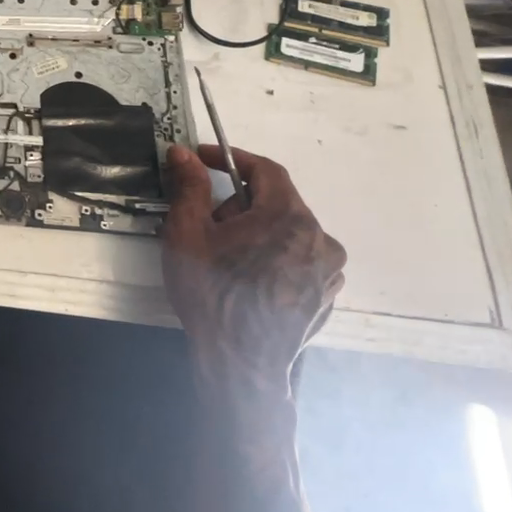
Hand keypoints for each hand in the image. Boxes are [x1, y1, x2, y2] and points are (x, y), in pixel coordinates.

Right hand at [161, 144, 346, 389]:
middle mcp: (320, 239)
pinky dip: (272, 254)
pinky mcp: (326, 293)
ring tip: (223, 253)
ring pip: (288, 231)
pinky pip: (298, 258)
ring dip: (256, 229)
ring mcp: (328, 270)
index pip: (266, 170)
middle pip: (277, 201)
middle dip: (238, 202)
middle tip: (204, 220)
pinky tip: (244, 274)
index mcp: (288, 218)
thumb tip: (183, 153)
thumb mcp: (186, 232)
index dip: (232, 158)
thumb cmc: (210, 289)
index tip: (201, 158)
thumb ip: (188, 186)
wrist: (239, 359)